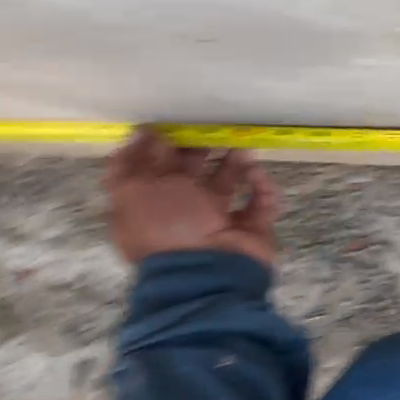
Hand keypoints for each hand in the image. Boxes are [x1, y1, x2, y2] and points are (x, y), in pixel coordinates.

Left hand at [103, 126, 278, 267]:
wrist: (210, 271)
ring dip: (237, 164)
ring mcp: (215, 222)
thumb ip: (138, 161)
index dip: (150, 149)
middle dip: (201, 151)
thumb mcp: (137, 191)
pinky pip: (258, 202)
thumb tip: (148, 134)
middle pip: (189, 173)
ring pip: (226, 183)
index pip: (143, 172)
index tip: (165, 127)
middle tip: (215, 131)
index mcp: (145, 207)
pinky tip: (259, 178)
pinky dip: (262, 189)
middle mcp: (178, 213)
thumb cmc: (168, 226)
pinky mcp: (248, 228)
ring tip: (245, 151)